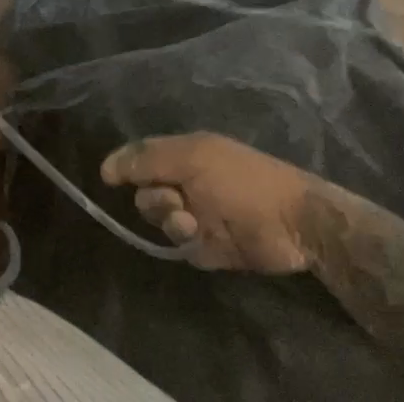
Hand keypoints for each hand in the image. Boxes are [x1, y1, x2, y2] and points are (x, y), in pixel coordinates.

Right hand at [100, 132, 318, 273]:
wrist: (297, 225)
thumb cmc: (244, 181)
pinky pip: (179, 246)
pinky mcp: (209, 246)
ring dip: (169, 219)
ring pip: (159, 219)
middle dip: (153, 198)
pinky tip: (201, 238)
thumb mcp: (192, 158)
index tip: (109, 177)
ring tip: (190, 222)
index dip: (122, 165)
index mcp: (183, 156)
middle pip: (144, 191)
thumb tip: (106, 167)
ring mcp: (198, 216)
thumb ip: (145, 160)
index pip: (139, 156)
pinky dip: (186, 242)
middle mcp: (186, 184)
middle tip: (173, 200)